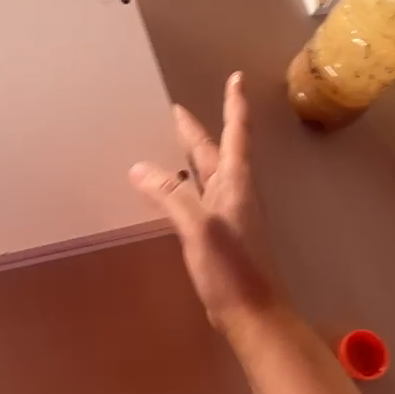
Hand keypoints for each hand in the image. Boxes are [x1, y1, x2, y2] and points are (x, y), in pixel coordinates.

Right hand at [130, 72, 283, 330]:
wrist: (254, 315)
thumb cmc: (233, 268)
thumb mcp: (198, 227)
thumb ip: (171, 195)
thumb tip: (139, 168)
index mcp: (235, 182)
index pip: (236, 133)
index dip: (235, 105)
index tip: (236, 78)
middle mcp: (235, 191)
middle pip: (215, 152)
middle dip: (196, 132)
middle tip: (175, 113)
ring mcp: (230, 214)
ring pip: (207, 174)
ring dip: (192, 157)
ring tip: (168, 146)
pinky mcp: (221, 234)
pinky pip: (200, 197)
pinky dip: (185, 185)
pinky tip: (171, 192)